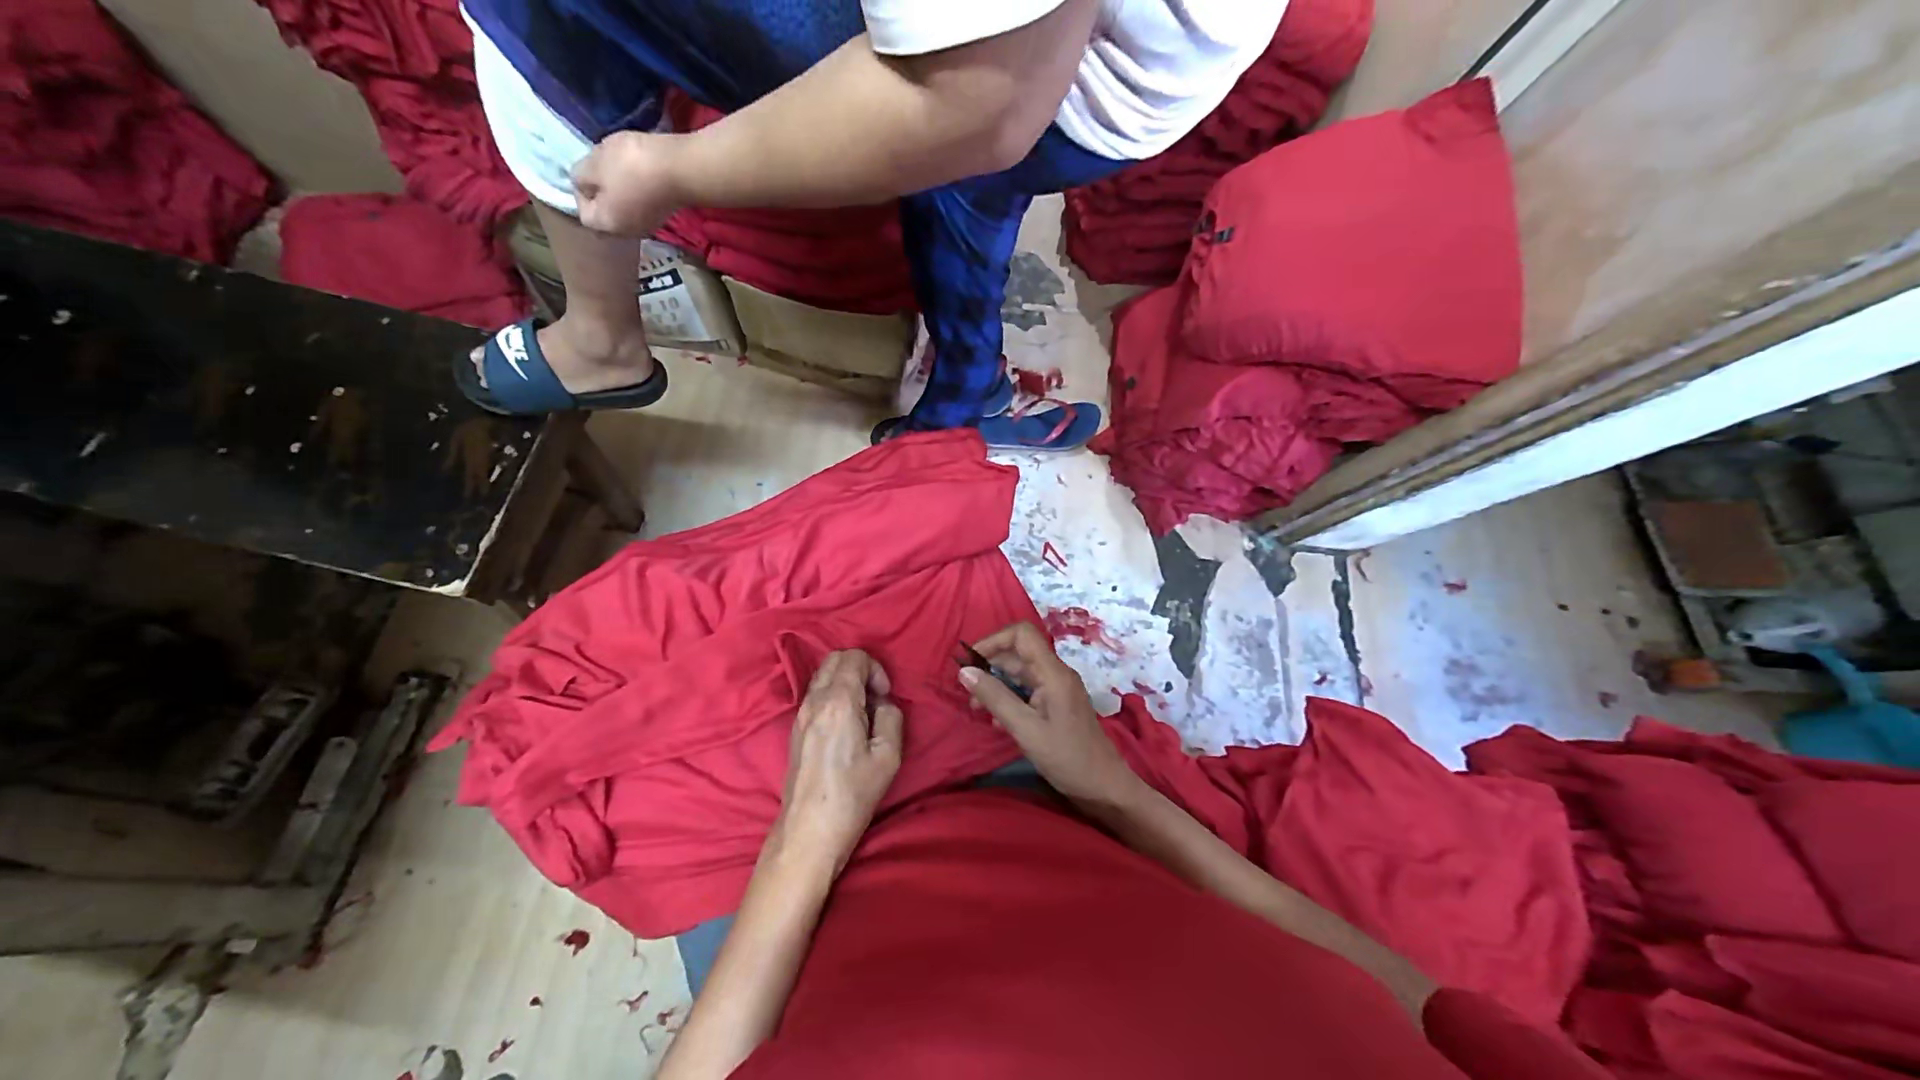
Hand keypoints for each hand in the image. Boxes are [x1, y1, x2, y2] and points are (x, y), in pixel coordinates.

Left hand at [572, 130, 684, 235]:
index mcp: (605, 224)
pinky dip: (638, 193)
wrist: (678, 169)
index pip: (583, 212)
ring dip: (621, 194)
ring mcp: (648, 226)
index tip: (588, 169)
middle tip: (604, 171)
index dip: (580, 190)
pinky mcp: (664, 216)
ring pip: (625, 211)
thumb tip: (582, 183)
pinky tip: (642, 176)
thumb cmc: (630, 166)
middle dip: (603, 195)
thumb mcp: (594, 163)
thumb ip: (580, 175)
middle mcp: (626, 233)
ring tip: (624, 171)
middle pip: (606, 215)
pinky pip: (642, 206)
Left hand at [768, 650, 904, 876]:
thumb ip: (891, 717)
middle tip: (875, 697)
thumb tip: (881, 705)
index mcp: (838, 702)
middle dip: (859, 668)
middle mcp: (814, 701)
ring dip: (845, 681)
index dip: (876, 669)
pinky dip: (833, 695)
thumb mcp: (889, 755)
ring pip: (822, 675)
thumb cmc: (853, 794)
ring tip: (862, 712)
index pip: (854, 657)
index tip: (885, 695)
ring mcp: (800, 714)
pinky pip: (815, 694)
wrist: (809, 830)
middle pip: (834, 659)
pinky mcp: (795, 729)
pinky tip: (846, 725)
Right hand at [959, 622, 1143, 806]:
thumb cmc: (1067, 757)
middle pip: (1018, 654)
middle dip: (990, 667)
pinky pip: (1028, 691)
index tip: (971, 662)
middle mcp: (1056, 674)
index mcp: (1053, 672)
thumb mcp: (1025, 729)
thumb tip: (964, 672)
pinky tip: (997, 721)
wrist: (1104, 786)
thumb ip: (995, 698)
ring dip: (996, 686)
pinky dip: (1009, 699)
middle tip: (968, 692)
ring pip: (1020, 674)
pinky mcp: (1056, 705)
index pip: (1021, 634)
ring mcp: (1058, 689)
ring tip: (977, 709)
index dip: (993, 640)